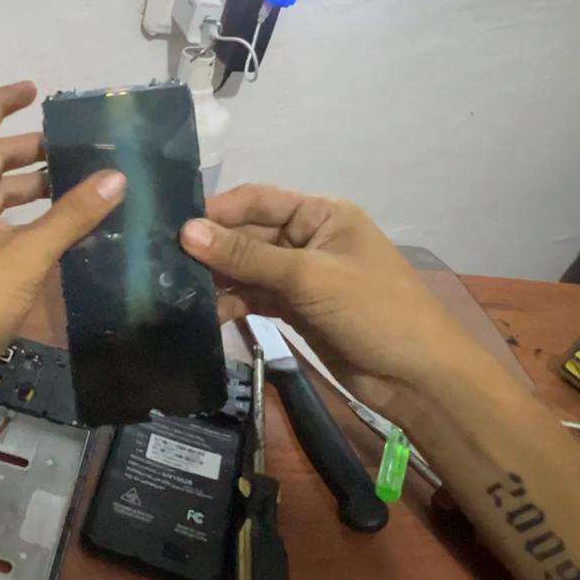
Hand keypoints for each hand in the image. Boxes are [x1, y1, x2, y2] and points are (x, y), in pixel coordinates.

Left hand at [0, 82, 125, 414]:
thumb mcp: (24, 256)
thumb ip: (70, 217)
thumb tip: (116, 177)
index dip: (0, 101)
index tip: (36, 92)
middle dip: (30, 149)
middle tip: (76, 149)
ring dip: (33, 186)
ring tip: (80, 185)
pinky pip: (1, 226)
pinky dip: (30, 219)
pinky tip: (63, 230)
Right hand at [179, 184, 493, 397]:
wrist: (417, 379)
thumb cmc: (374, 311)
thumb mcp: (309, 278)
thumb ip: (247, 256)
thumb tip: (186, 232)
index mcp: (321, 214)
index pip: (258, 200)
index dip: (217, 211)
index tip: (172, 225)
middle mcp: (307, 238)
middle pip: (248, 234)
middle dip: (211, 248)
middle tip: (162, 262)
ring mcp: (300, 275)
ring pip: (246, 268)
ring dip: (217, 279)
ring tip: (176, 291)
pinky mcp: (293, 308)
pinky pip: (253, 296)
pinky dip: (230, 303)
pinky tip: (203, 315)